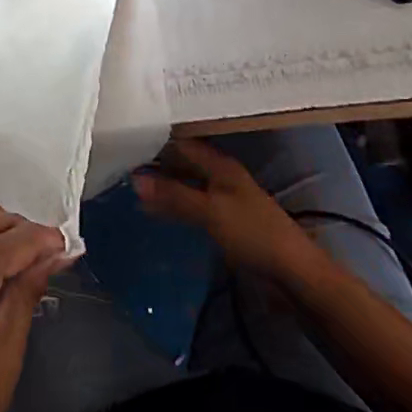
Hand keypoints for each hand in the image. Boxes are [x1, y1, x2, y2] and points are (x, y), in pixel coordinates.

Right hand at [132, 139, 319, 278]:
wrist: (291, 272)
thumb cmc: (253, 233)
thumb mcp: (210, 211)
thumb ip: (174, 195)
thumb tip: (134, 178)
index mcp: (222, 167)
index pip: (184, 144)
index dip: (157, 141)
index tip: (124, 139)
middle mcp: (222, 178)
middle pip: (185, 164)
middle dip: (157, 163)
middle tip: (120, 163)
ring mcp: (224, 200)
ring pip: (187, 185)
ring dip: (163, 185)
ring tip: (129, 185)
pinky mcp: (224, 222)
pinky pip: (191, 205)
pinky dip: (172, 205)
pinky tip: (154, 211)